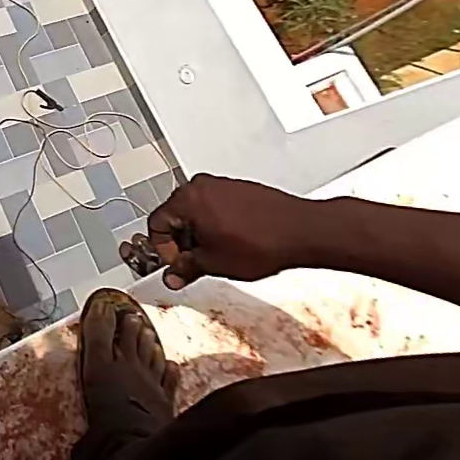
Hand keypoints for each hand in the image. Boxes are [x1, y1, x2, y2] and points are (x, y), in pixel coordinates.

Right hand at [148, 174, 316, 288]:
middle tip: (193, 262)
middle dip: (181, 242)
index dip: (162, 250)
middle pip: (174, 215)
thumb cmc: (264, 241)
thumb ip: (185, 268)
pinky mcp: (238, 189)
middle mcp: (202, 186)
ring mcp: (222, 185)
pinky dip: (216, 225)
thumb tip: (174, 275)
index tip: (176, 264)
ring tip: (217, 255)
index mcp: (187, 199)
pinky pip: (215, 207)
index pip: (155, 223)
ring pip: (195, 211)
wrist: (304, 232)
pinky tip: (232, 244)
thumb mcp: (214, 264)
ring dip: (199, 234)